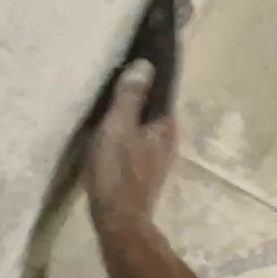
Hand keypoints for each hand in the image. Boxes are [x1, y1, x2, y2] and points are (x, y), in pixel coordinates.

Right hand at [85, 59, 177, 235]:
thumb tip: (144, 64)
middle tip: (116, 77)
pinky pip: (134, 142)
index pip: (162, 90)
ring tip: (108, 101)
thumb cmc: (118, 171)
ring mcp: (157, 159)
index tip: (135, 57)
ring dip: (130, 116)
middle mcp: (168, 140)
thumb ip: (130, 96)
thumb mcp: (118, 127)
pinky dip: (124, 133)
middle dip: (138, 96)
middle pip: (152, 109)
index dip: (149, 75)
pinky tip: (109, 132)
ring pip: (143, 127)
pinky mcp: (143, 173)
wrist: (118, 220)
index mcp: (166, 125)